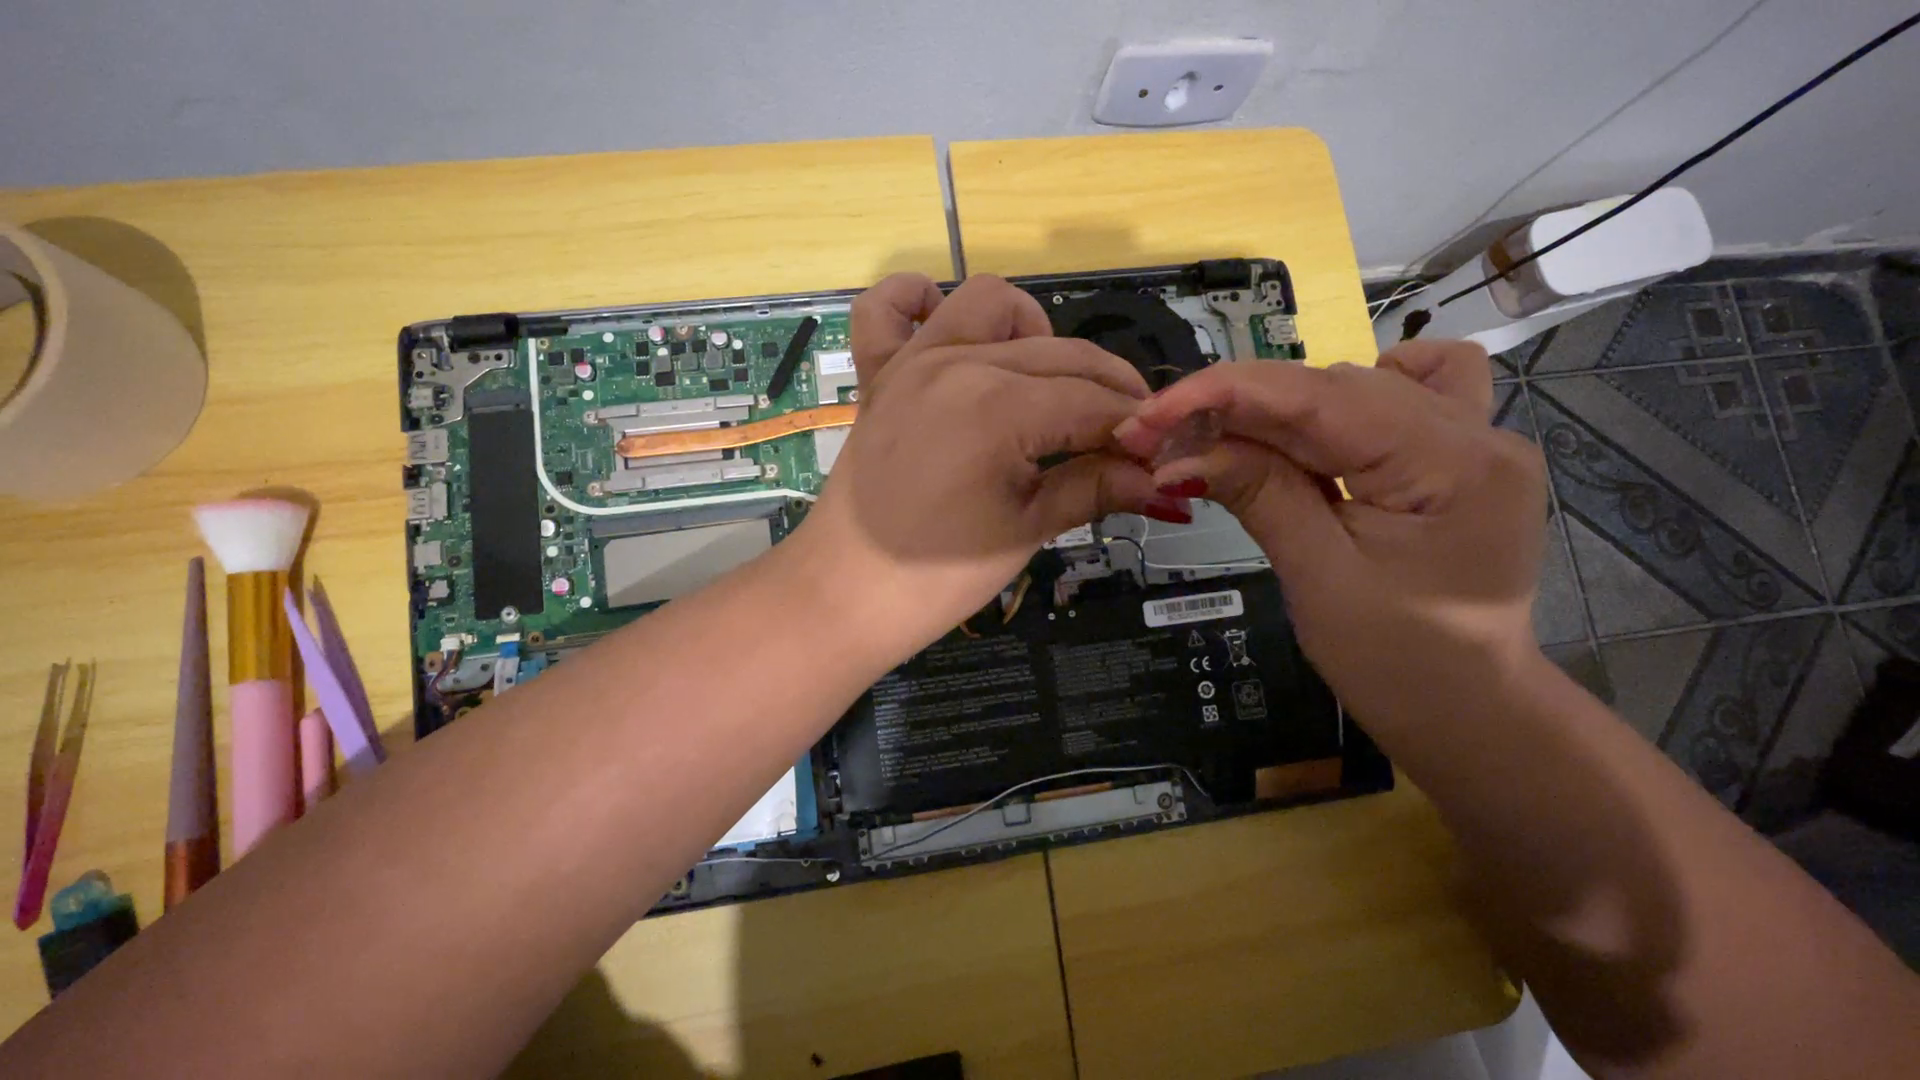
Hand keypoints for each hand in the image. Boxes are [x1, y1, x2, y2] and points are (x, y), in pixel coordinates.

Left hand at [791, 273, 1160, 650]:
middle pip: (1060, 353)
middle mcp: (957, 362)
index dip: (1137, 429)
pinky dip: (916, 302)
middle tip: (1125, 441)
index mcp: (998, 407)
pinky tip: (942, 327)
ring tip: (1044, 386)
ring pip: (989, 302)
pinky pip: (885, 307)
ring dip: (1031, 330)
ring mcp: (910, 361)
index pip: (1093, 402)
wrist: (843, 595)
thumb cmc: (935, 578)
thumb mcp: (1025, 532)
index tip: (1163, 453)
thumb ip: (1093, 488)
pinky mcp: (877, 374)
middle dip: (1107, 392)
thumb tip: (1160, 479)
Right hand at [1111, 342, 1549, 715]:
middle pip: (1337, 386)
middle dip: (1241, 406)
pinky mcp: (1462, 456)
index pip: (1321, 397)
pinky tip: (1316, 427)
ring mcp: (1478, 439)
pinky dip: (1350, 400)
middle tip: (1163, 439)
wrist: (1469, 713)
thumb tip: (1176, 451)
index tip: (1148, 414)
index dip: (1226, 393)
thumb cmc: (1396, 664)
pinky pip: (1408, 393)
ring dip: (1283, 407)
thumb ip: (1258, 493)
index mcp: (1454, 463)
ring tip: (1224, 441)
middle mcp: (1478, 432)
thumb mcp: (1318, 578)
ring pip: (1363, 384)